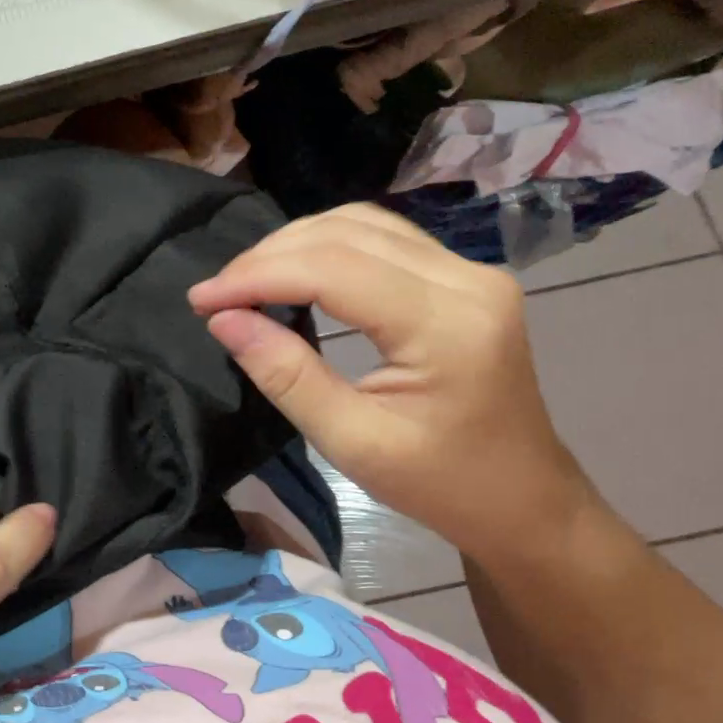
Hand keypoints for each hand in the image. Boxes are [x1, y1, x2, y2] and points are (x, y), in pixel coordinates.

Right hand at [187, 204, 595, 561]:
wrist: (523, 499)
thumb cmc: (439, 482)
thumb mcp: (350, 441)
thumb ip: (286, 375)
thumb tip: (223, 320)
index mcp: (446, 326)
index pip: (333, 270)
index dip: (257, 276)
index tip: (200, 300)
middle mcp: (467, 281)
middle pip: (345, 234)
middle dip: (266, 258)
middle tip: (214, 296)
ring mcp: (470, 273)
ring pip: (360, 224)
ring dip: (291, 245)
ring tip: (244, 284)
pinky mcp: (462, 277)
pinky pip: (380, 237)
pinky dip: (323, 246)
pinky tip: (290, 272)